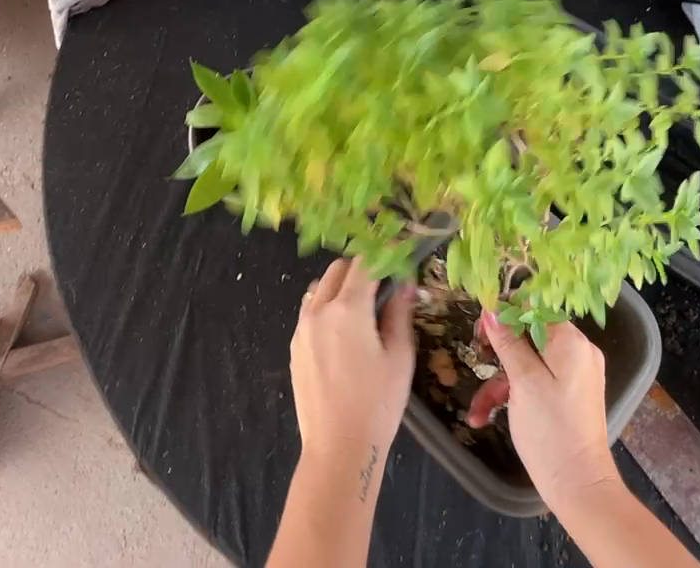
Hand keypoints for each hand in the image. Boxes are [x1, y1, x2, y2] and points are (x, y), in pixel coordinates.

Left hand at [290, 258, 416, 464]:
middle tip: (384, 282)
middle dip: (361, 268)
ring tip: (363, 308)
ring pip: (319, 289)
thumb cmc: (377, 403)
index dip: (384, 254)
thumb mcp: (400, 356)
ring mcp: (302, 328)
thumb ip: (400, 313)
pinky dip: (326, 308)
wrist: (338, 448)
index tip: (399, 252)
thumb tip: (405, 282)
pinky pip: (309, 312)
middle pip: (337, 269)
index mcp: (348, 308)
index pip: (365, 264)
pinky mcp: (295, 346)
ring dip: (340, 286)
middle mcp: (319, 310)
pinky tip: (343, 333)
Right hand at [478, 310, 622, 510]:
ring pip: (527, 362)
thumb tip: (491, 308)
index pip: (535, 307)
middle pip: (528, 334)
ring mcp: (572, 375)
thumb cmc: (551, 429)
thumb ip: (508, 342)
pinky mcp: (566, 395)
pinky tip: (485, 415)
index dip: (505, 311)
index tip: (481, 328)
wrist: (579, 487)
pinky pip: (535, 381)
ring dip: (499, 382)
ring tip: (477, 409)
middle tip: (477, 359)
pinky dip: (512, 394)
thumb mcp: (523, 381)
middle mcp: (577, 352)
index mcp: (571, 342)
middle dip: (498, 351)